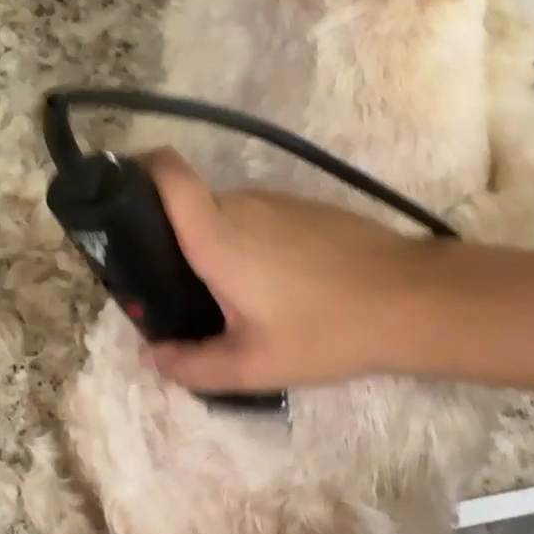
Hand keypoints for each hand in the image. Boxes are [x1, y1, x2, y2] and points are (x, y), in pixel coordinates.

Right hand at [138, 148, 432, 390]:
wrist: (414, 300)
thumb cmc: (324, 329)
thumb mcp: (254, 364)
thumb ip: (193, 365)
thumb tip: (150, 360)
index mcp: (214, 233)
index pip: (165, 171)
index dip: (136, 168)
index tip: (119, 197)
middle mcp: (238, 204)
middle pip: (187, 204)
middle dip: (173, 238)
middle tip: (179, 288)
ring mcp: (275, 201)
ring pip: (225, 215)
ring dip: (217, 246)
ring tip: (236, 299)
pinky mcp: (305, 208)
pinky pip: (258, 220)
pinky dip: (251, 245)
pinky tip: (279, 289)